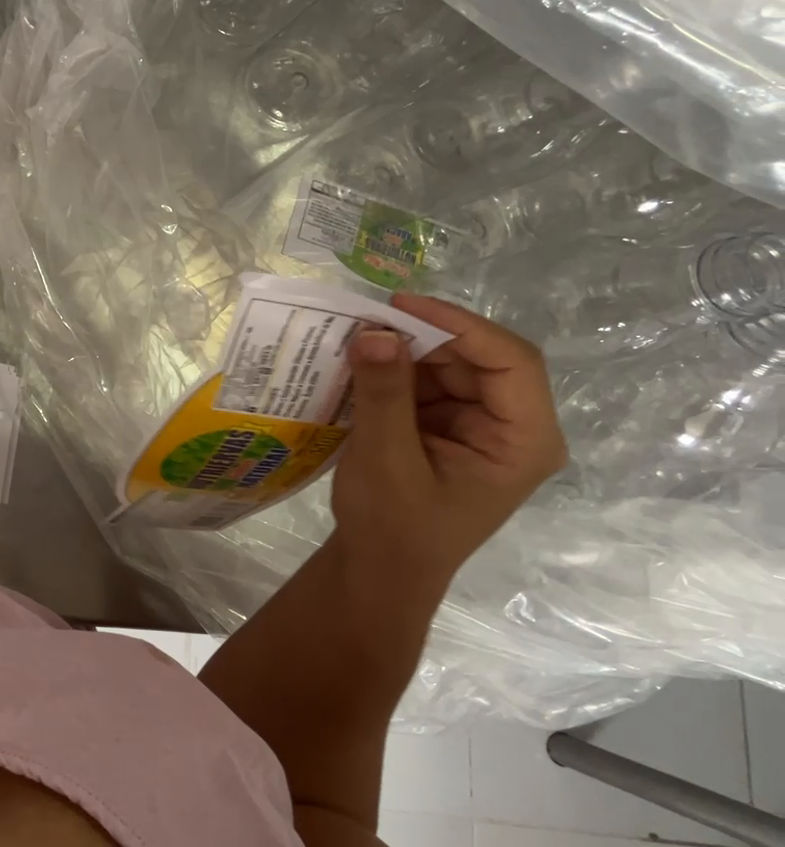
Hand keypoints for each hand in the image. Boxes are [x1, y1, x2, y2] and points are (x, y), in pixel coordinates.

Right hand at [329, 292, 567, 581]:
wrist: (379, 570)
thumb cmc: (393, 524)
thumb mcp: (385, 457)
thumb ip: (384, 393)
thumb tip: (374, 331)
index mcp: (524, 440)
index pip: (511, 362)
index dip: (460, 325)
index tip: (399, 306)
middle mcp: (512, 427)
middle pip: (479, 359)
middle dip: (424, 338)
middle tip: (364, 323)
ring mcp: (478, 428)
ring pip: (448, 368)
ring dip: (402, 353)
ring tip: (352, 340)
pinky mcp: (446, 430)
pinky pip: (424, 386)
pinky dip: (391, 372)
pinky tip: (356, 366)